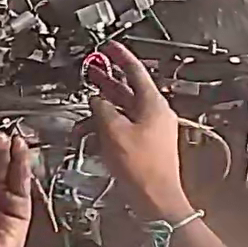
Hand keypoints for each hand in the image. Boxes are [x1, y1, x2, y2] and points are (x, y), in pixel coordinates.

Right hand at [85, 41, 192, 219]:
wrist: (155, 199)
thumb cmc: (142, 168)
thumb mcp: (114, 132)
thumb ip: (103, 110)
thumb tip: (96, 100)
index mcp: (153, 105)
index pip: (136, 72)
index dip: (121, 57)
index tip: (110, 47)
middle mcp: (156, 115)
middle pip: (130, 89)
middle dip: (110, 78)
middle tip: (95, 67)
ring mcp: (152, 130)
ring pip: (126, 107)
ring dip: (108, 101)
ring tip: (91, 93)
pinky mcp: (146, 145)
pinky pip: (126, 124)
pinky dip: (111, 120)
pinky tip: (97, 122)